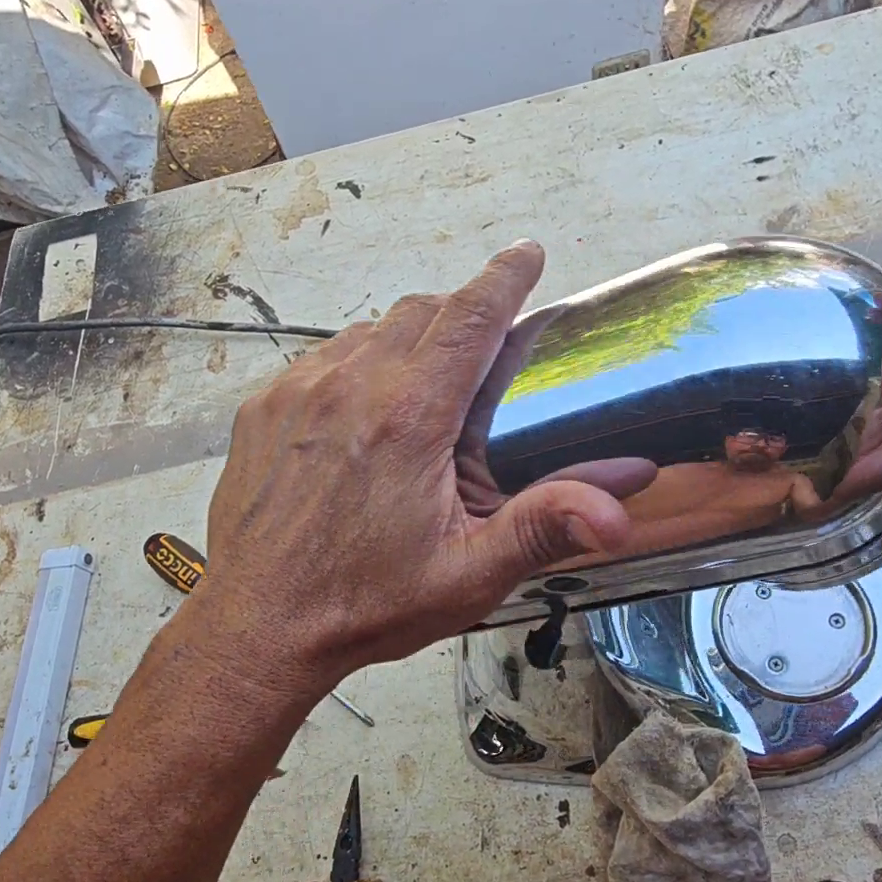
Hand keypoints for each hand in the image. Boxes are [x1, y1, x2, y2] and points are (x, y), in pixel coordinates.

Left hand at [186, 242, 640, 698]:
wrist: (260, 626)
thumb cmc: (363, 603)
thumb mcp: (469, 574)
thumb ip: (547, 526)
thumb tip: (621, 504)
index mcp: (409, 419)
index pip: (469, 317)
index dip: (505, 278)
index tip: (527, 255)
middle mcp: (350, 388)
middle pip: (420, 311)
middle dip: (462, 311)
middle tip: (487, 344)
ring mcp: (299, 393)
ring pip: (368, 330)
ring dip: (410, 340)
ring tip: (430, 384)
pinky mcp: (265, 410)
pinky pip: (322, 358)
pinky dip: (357, 364)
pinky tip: (367, 410)